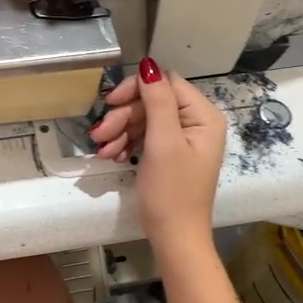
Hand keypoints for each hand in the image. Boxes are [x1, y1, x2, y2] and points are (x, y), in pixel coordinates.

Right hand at [96, 57, 227, 243]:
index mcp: (204, 116)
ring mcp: (184, 141)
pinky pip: (146, 138)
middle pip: (153, 102)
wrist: (175, 239)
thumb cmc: (171, 192)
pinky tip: (112, 156)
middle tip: (99, 136)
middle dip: (124, 116)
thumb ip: (157, 101)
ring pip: (145, 120)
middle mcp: (197, 123)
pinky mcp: (171, 156)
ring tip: (103, 152)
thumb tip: (148, 64)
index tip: (108, 103)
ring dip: (121, 131)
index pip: (166, 83)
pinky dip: (127, 144)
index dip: (136, 89)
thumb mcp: (162, 142)